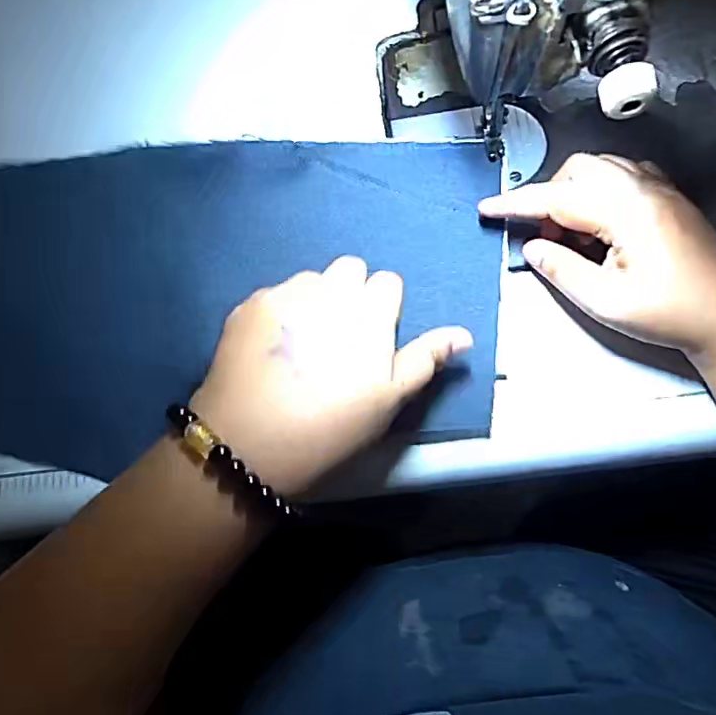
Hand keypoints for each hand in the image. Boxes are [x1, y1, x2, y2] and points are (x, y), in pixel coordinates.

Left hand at [188, 256, 471, 494]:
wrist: (250, 445)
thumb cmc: (332, 427)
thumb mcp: (389, 401)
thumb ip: (426, 359)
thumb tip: (465, 334)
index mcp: (370, 313)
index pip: (387, 283)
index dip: (383, 309)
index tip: (372, 341)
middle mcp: (330, 291)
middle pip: (350, 269)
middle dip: (351, 293)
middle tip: (340, 338)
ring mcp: (285, 294)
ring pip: (312, 279)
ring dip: (315, 299)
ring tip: (305, 343)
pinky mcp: (250, 303)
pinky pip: (277, 293)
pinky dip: (281, 312)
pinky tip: (273, 348)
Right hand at [478, 154, 715, 359]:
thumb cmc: (671, 312)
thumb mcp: (604, 301)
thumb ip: (562, 269)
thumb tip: (533, 248)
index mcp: (625, 208)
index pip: (556, 197)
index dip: (516, 204)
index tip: (487, 208)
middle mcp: (643, 187)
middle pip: (578, 171)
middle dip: (549, 198)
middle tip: (542, 239)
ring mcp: (659, 190)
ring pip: (600, 170)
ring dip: (574, 195)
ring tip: (572, 238)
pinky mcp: (668, 199)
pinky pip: (623, 178)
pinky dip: (599, 194)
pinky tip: (600, 228)